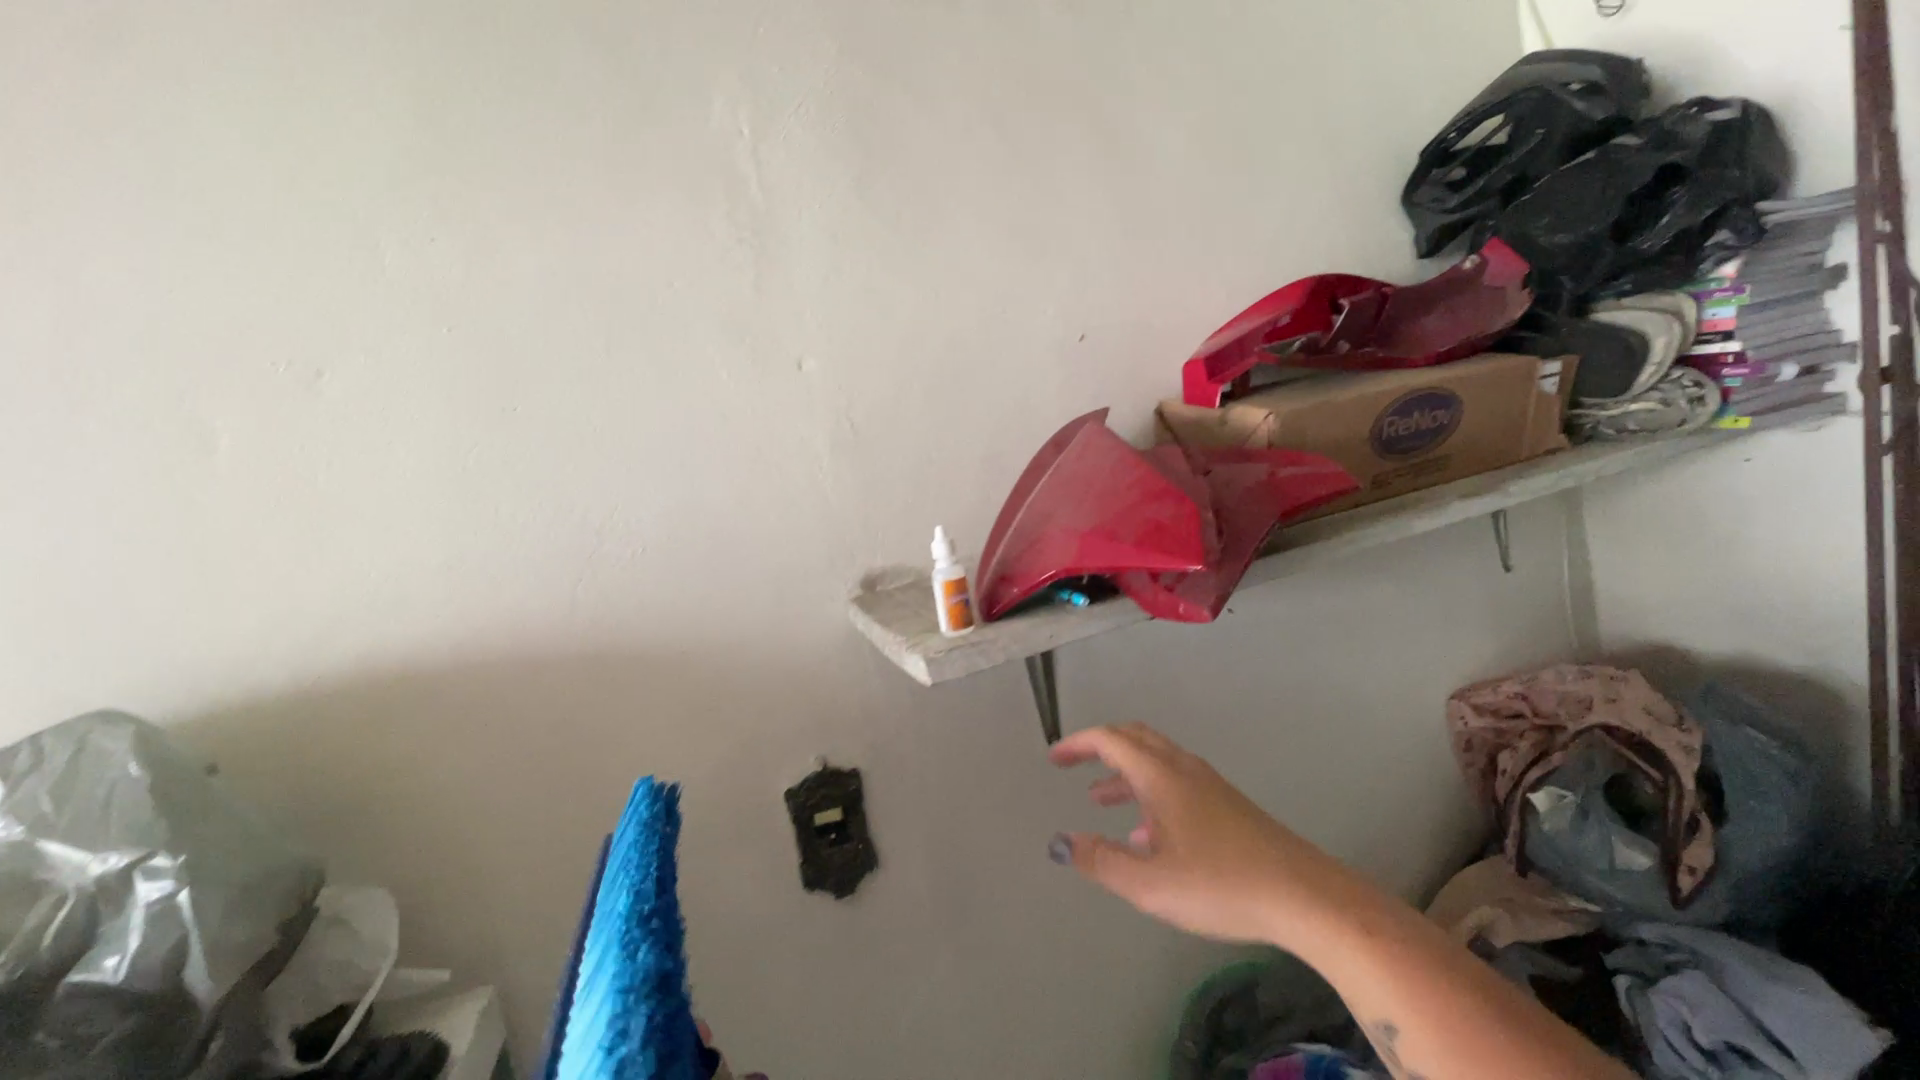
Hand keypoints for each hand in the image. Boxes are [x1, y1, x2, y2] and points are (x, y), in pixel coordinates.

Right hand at [1049, 723, 1341, 944]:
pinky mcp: (1228, 805)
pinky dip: (1150, 791)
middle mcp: (1185, 770)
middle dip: (1100, 748)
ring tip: (1100, 801)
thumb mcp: (1149, 884)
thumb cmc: (1220, 886)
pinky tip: (1149, 835)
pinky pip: (1177, 781)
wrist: (1303, 896)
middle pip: (1136, 739)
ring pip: (1158, 762)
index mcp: (1162, 778)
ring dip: (1125, 772)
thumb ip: (1100, 860)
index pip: (1111, 740)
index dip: (1078, 744)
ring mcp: (1210, 786)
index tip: (1054, 758)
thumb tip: (1060, 842)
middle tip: (1073, 765)